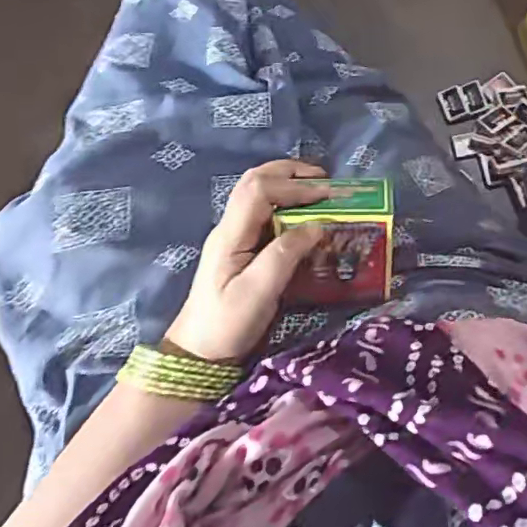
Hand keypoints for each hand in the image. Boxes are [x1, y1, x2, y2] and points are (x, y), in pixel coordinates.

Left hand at [163, 160, 333, 362]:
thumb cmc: (227, 324)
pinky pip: (264, 215)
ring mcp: (235, 237)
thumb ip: (286, 254)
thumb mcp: (258, 292)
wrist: (200, 352)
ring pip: (258, 194)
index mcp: (230, 234)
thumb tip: (317, 225)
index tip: (327, 195)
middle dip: (291, 173)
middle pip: (255, 181)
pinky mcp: (243, 250)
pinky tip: (306, 216)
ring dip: (288, 185)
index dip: (295, 186)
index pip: (259, 190)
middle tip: (326, 180)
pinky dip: (287, 205)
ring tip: (320, 191)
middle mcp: (231, 228)